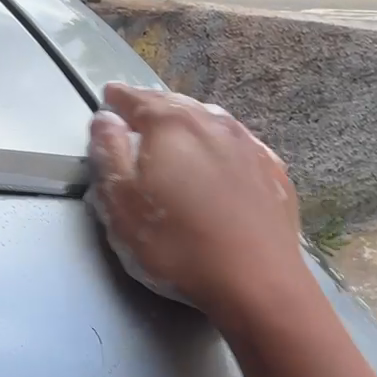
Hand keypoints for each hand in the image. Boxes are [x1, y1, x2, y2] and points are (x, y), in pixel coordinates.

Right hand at [87, 83, 311, 326]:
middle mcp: (213, 124)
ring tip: (176, 134)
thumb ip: (108, 156)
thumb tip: (104, 121)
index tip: (109, 96)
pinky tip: (218, 162)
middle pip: (177, 106)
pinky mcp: (272, 173)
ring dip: (190, 124)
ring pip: (211, 122)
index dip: (119, 99)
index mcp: (171, 127)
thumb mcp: (121, 206)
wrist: (255, 280)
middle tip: (139, 114)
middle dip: (155, 108)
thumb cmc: (177, 246)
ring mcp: (248, 146)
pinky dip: (220, 148)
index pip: (137, 101)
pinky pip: (238, 147)